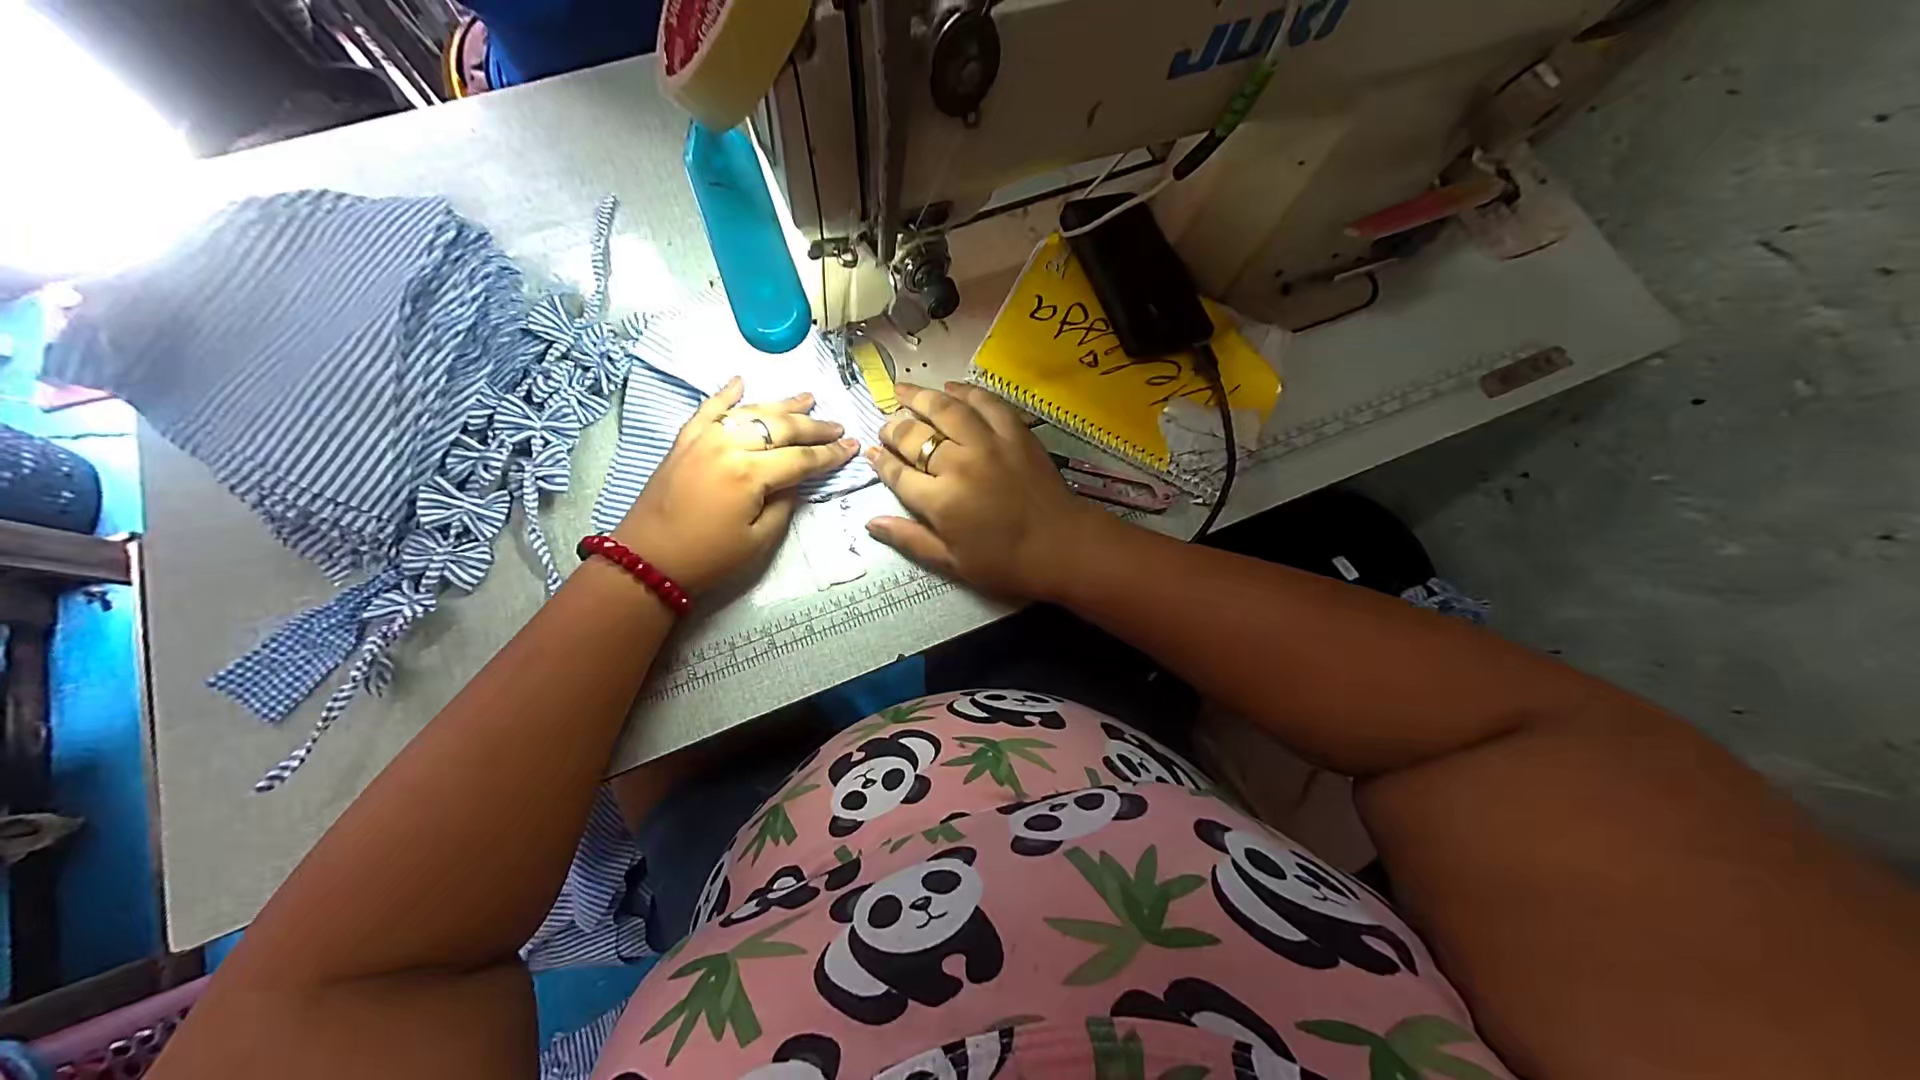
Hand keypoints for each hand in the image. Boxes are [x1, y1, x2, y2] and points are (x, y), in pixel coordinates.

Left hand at [615, 377, 858, 594]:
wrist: (648, 562)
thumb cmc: (709, 558)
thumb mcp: (760, 539)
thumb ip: (785, 504)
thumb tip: (795, 481)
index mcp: (749, 474)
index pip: (801, 458)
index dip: (829, 454)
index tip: (852, 447)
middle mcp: (728, 446)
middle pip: (780, 428)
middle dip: (813, 427)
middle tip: (837, 426)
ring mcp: (703, 439)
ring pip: (749, 412)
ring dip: (781, 404)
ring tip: (807, 398)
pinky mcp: (684, 441)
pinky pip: (708, 410)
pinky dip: (725, 394)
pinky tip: (740, 380)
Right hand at [865, 382, 1109, 597]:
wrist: (1062, 548)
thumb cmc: (1005, 563)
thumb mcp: (952, 563)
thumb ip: (909, 539)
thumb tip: (871, 522)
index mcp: (941, 500)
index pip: (898, 473)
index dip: (881, 462)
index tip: (871, 454)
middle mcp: (959, 464)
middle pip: (916, 436)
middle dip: (894, 428)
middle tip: (885, 426)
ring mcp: (989, 444)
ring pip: (947, 409)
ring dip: (921, 397)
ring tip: (904, 390)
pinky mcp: (1016, 433)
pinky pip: (987, 403)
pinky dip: (967, 392)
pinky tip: (951, 388)